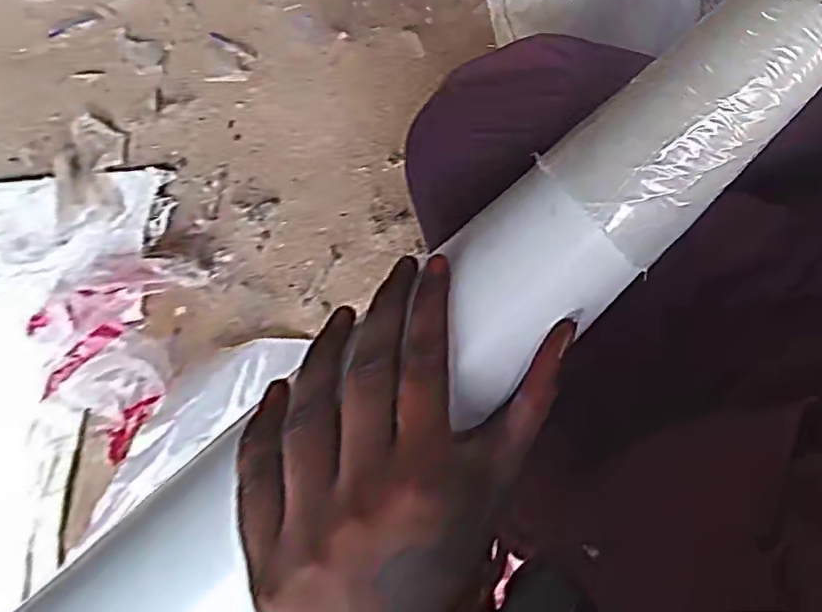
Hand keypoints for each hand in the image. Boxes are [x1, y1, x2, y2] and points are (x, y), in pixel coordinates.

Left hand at [236, 255, 573, 611]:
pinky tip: (284, 385)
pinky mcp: (266, 548)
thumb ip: (536, 397)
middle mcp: (365, 490)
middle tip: (395, 277)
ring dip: (324, 353)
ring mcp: (309, 520)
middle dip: (382, 311)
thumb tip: (564, 331)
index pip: (424, 362)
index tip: (433, 269)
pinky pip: (257, 471)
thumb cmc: (457, 551)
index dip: (428, 306)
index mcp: (427, 470)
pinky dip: (266, 422)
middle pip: (366, 374)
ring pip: (309, 412)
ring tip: (345, 317)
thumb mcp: (503, 473)